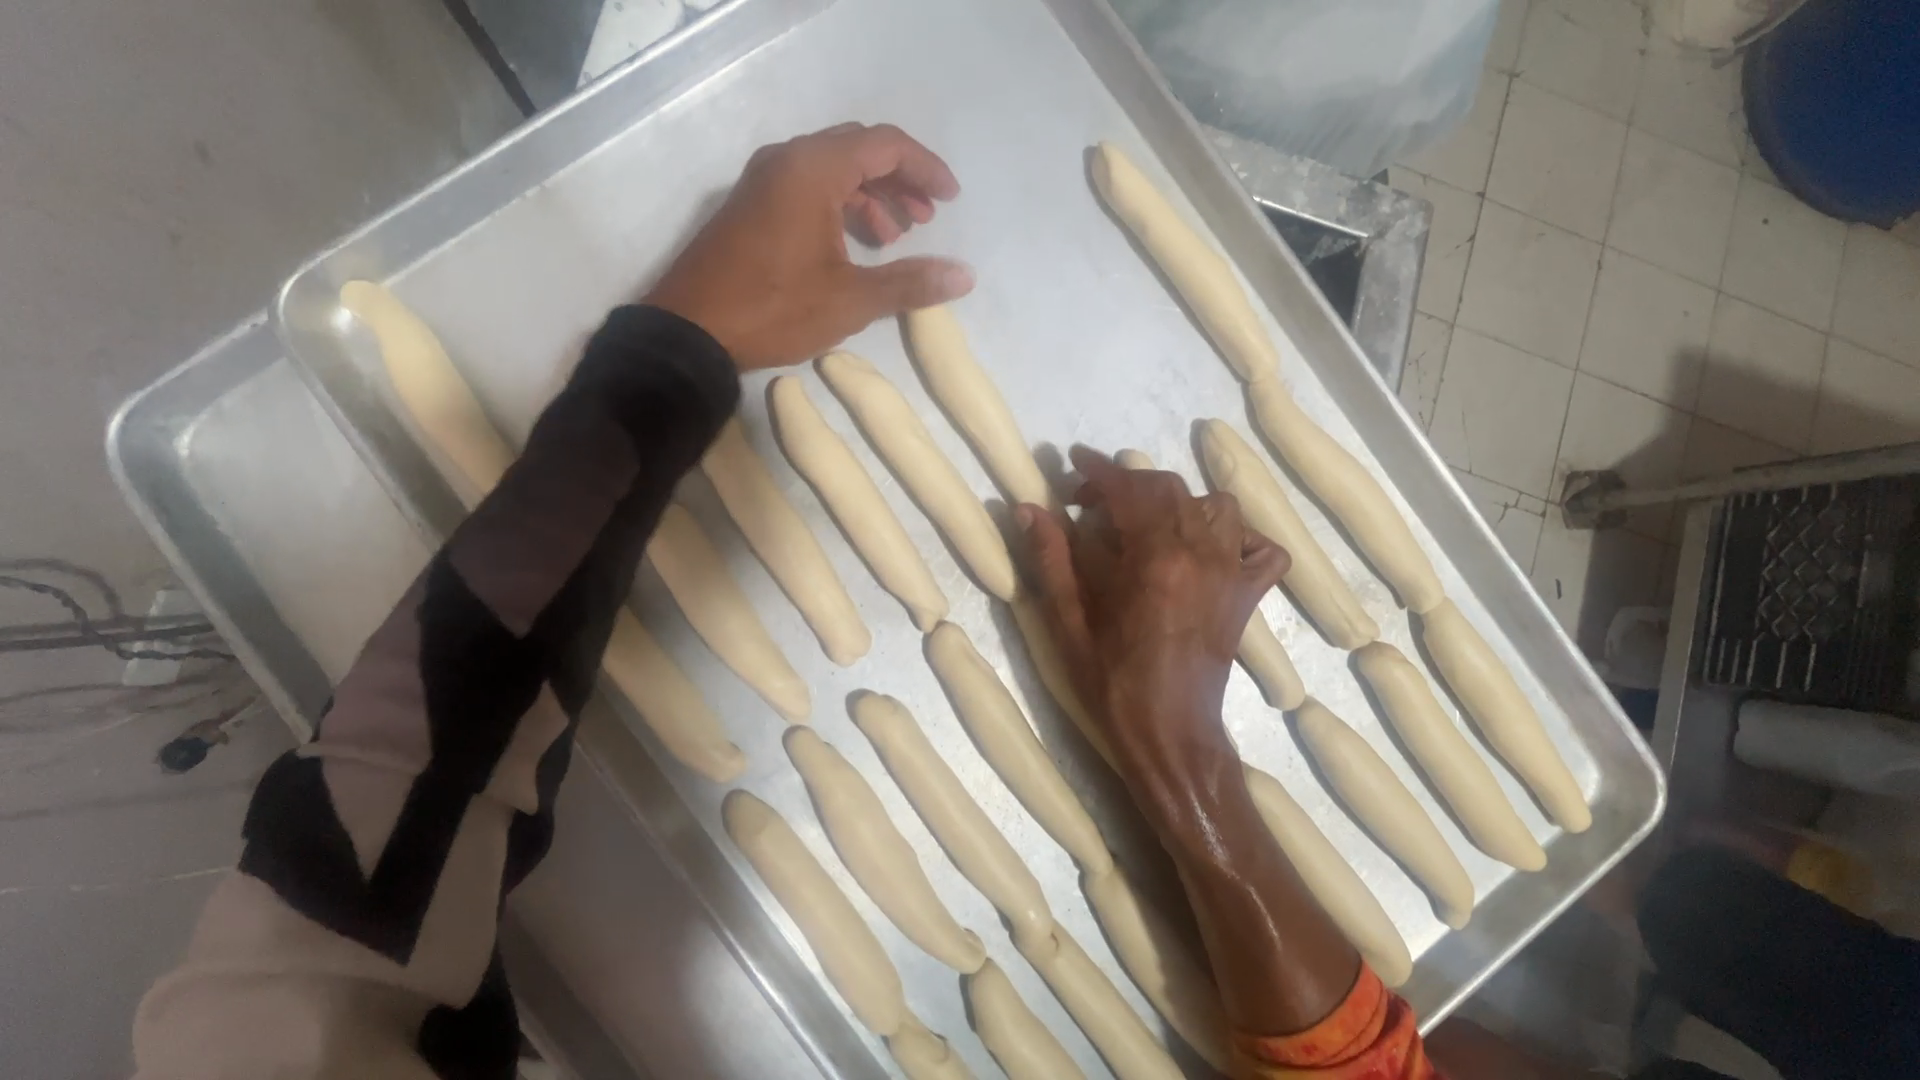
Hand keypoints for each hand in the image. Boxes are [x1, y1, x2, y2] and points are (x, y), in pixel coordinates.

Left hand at [646, 122, 974, 369]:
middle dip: (899, 181)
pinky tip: (854, 247)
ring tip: (896, 238)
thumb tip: (964, 276)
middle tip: (926, 217)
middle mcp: (787, 161)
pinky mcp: (751, 206)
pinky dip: (840, 208)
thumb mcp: (850, 300)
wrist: (689, 332)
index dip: (925, 168)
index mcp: (813, 169)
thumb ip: (909, 283)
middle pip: (858, 151)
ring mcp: (763, 182)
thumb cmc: (773, 309)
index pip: (885, 145)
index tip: (951, 198)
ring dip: (870, 197)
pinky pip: (807, 189)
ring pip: (832, 171)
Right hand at [1019, 447, 1288, 782]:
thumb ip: (1051, 560)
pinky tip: (1209, 548)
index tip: (1073, 462)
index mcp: (1153, 560)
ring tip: (1146, 522)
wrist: (1170, 735)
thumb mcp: (1069, 624)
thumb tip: (1029, 508)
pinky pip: (1262, 549)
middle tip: (1092, 501)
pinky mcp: (1247, 596)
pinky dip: (1240, 537)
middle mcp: (1200, 555)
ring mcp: (1231, 574)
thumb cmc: (1111, 685)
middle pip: (1169, 489)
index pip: (1127, 491)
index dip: (1097, 471)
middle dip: (1128, 483)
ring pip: (1216, 507)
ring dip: (1178, 502)